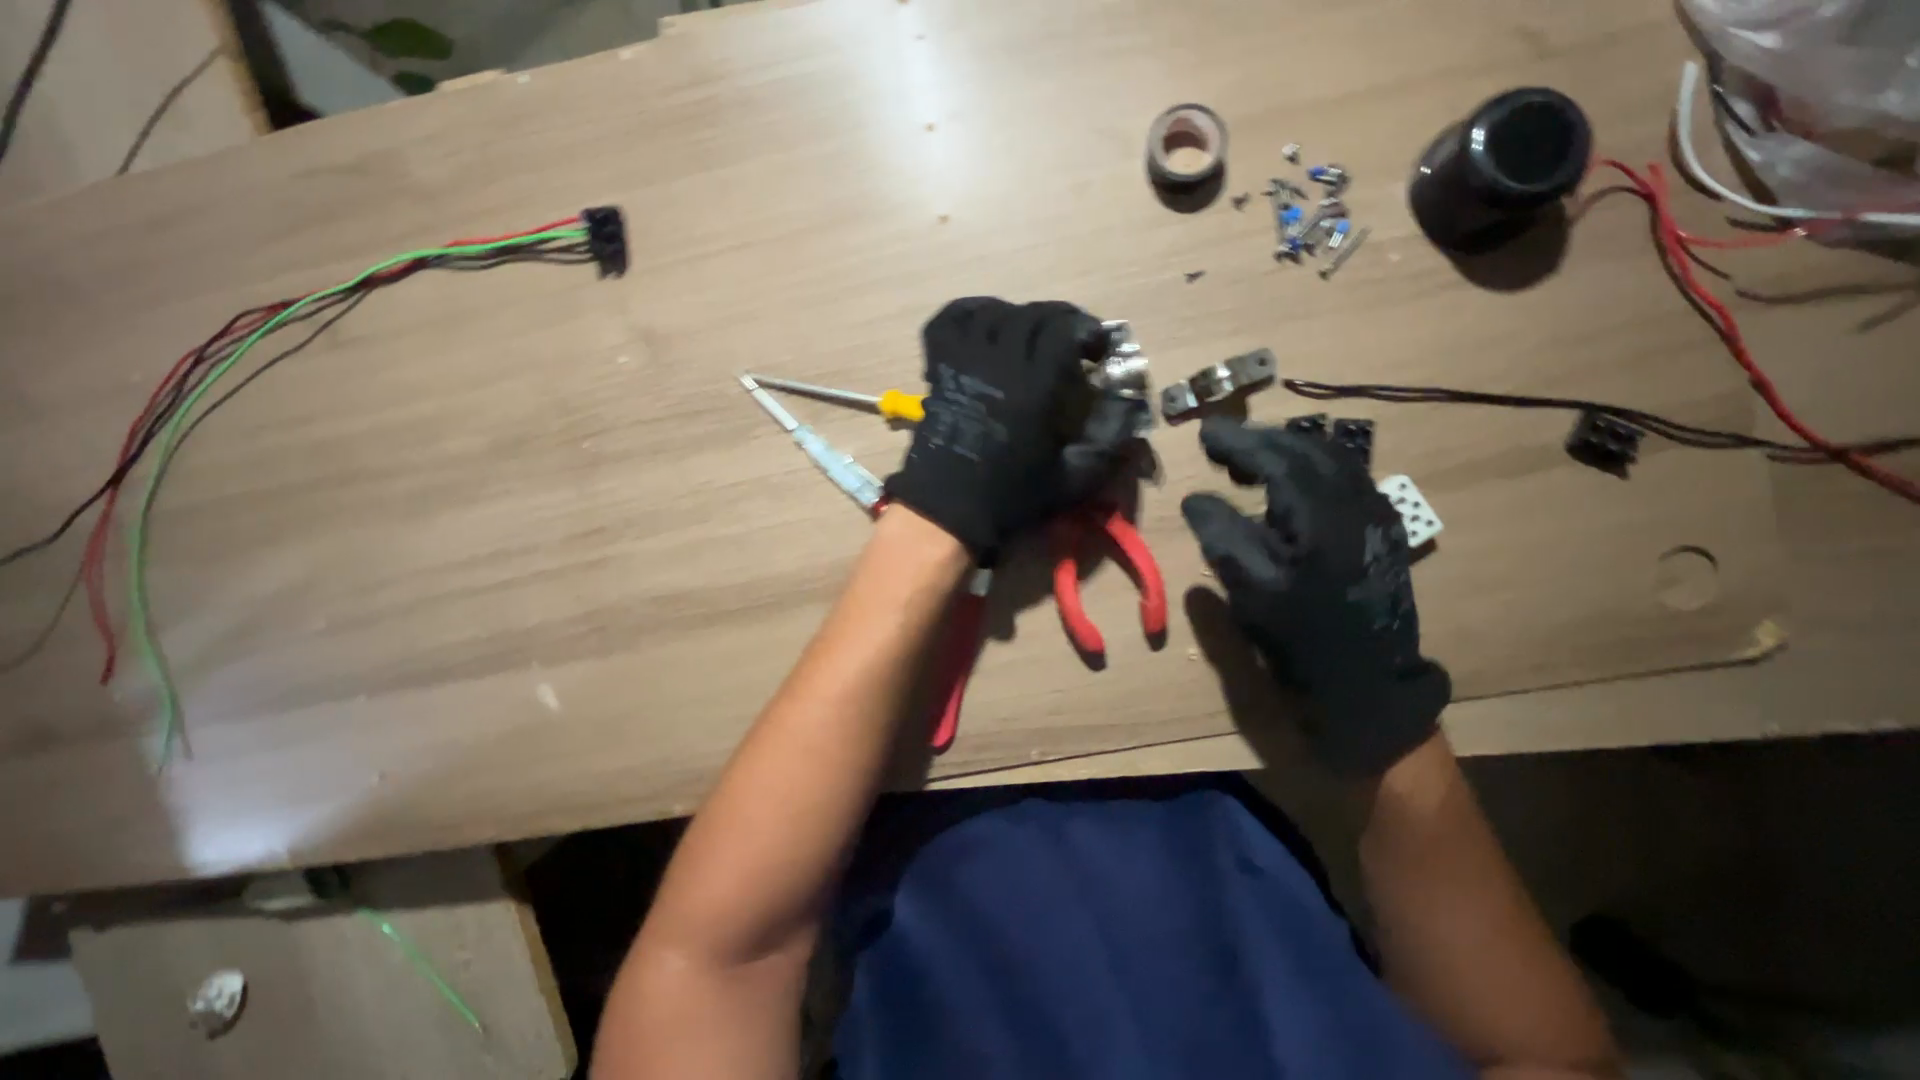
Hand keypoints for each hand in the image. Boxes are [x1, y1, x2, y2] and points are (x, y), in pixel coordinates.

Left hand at [885, 298, 1143, 563]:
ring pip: (994, 312)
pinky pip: (949, 320)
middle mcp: (999, 365)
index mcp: (1034, 388)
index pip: (1063, 330)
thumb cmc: (1012, 498)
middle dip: (1060, 321)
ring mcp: (964, 363)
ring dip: (1019, 316)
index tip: (1097, 349)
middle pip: (1032, 315)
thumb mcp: (1073, 479)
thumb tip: (1132, 405)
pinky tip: (986, 328)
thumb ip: (1108, 441)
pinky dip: (969, 313)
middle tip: (1071, 341)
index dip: (1087, 331)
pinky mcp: (939, 369)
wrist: (948, 512)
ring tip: (1031, 336)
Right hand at [1180, 417, 1449, 775]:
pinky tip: (1287, 493)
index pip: (1276, 456)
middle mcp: (1356, 500)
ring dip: (1286, 454)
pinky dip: (1309, 471)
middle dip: (1261, 442)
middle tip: (1220, 450)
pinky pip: (1344, 479)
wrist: (1369, 684)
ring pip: (1330, 459)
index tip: (1203, 435)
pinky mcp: (1382, 529)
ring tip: (1248, 469)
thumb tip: (1197, 499)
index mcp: (1322, 512)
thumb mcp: (1251, 590)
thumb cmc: (1303, 638)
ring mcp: (1376, 513)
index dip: (1237, 442)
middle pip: (1307, 448)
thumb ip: (1221, 535)